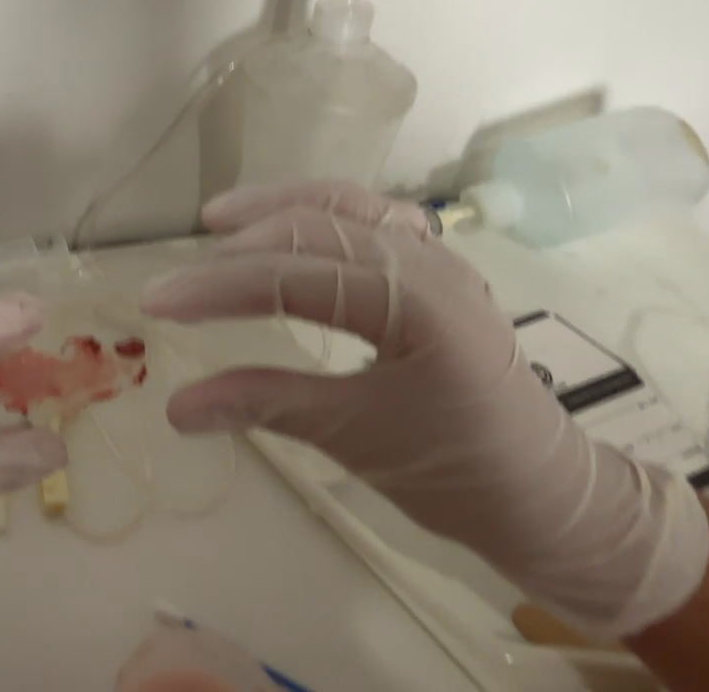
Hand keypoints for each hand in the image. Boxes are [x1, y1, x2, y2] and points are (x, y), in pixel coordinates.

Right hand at [141, 181, 708, 635]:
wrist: (553, 500)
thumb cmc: (460, 474)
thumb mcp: (354, 439)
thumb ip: (262, 405)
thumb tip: (175, 408)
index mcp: (421, 304)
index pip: (296, 275)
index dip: (218, 287)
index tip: (155, 303)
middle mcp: (430, 263)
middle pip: (311, 231)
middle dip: (234, 253)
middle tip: (174, 282)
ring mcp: (436, 259)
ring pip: (342, 208)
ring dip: (275, 209)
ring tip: (218, 219)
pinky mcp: (433, 270)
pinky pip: (367, 221)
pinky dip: (316, 216)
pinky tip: (288, 226)